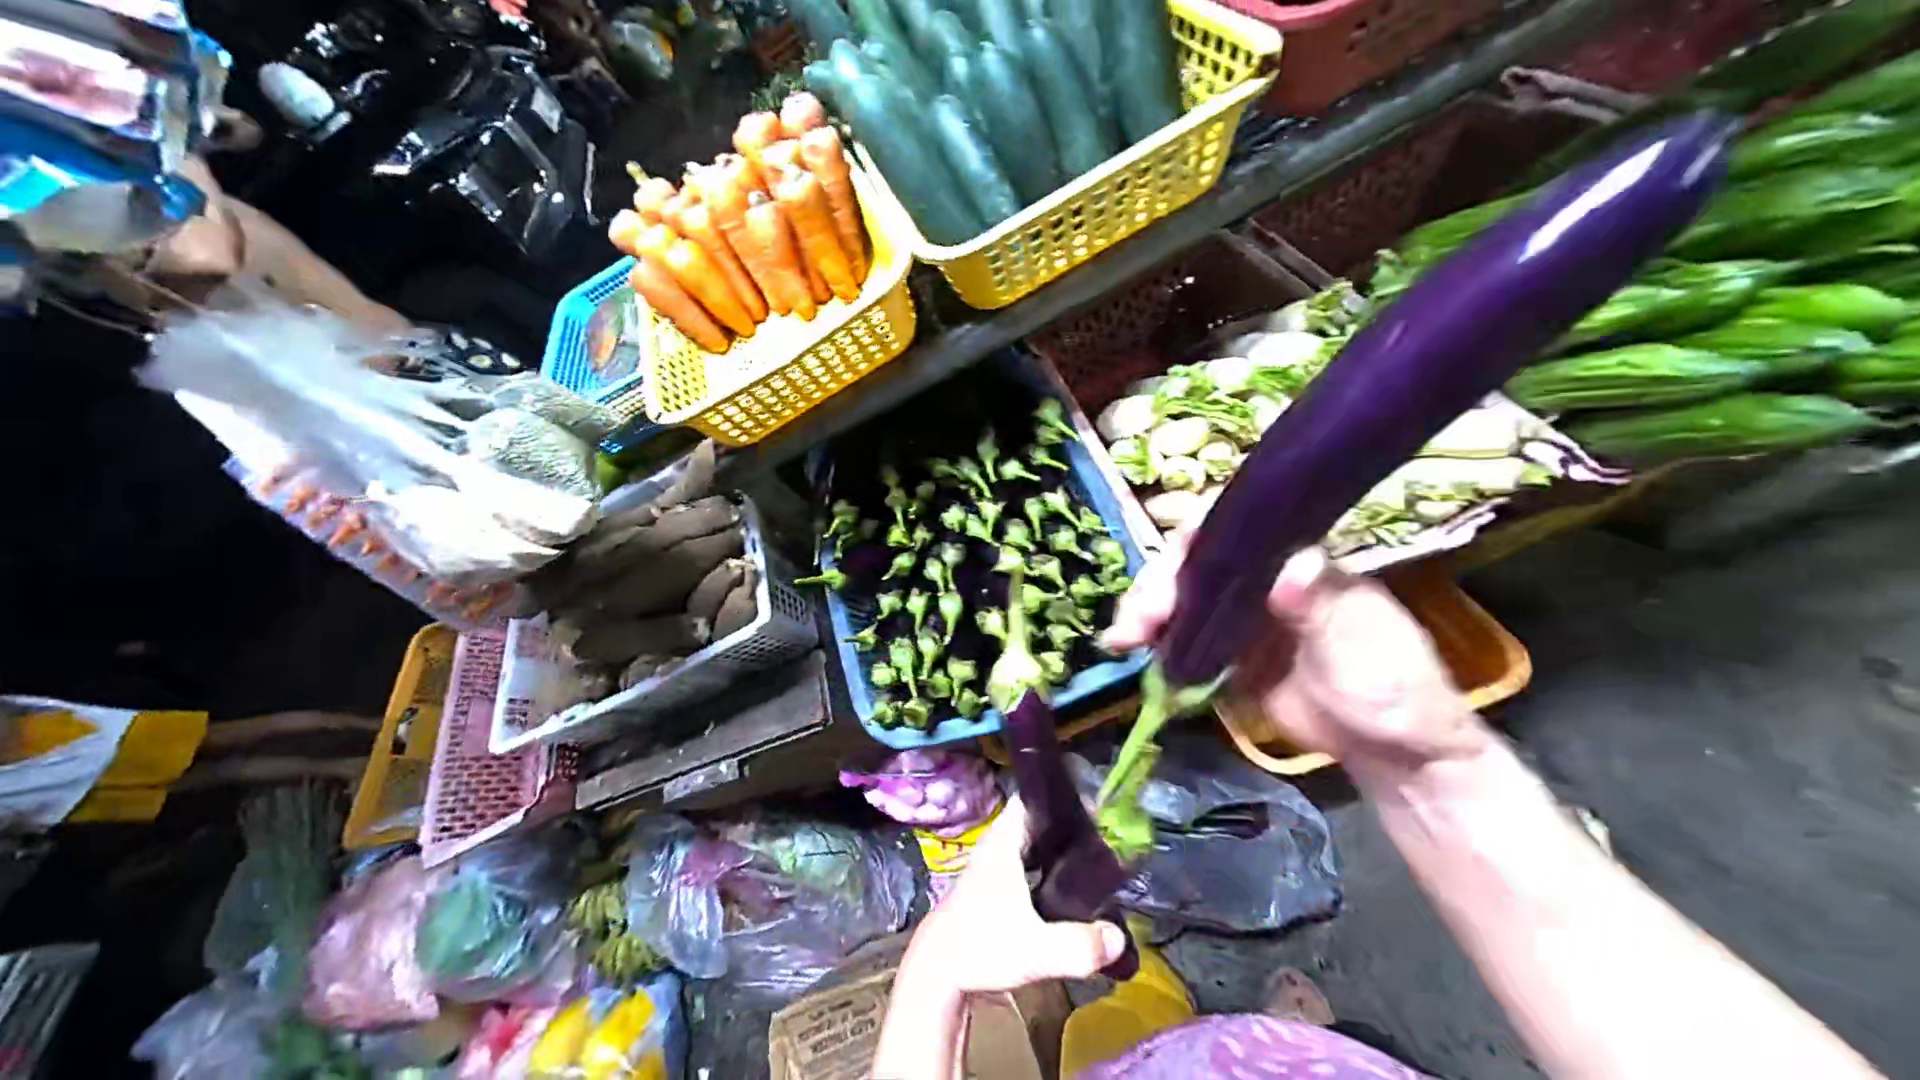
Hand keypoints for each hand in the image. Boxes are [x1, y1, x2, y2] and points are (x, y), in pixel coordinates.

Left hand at [903, 797, 1128, 992]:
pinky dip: (1044, 868)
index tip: (1094, 804)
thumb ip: (1079, 946)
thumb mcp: (1035, 950)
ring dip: (1055, 848)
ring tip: (1092, 859)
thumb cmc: (981, 947)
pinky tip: (1066, 887)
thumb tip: (1118, 937)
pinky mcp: (991, 886)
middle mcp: (996, 845)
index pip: (1032, 799)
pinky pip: (1024, 864)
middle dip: (1067, 826)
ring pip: (1030, 844)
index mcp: (1004, 842)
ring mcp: (991, 865)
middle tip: (1103, 836)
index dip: (1061, 797)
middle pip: (1036, 821)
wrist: (937, 973)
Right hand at [1103, 538, 1488, 771]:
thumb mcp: (1361, 643)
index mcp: (1294, 561)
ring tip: (1121, 639)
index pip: (1238, 528)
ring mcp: (1237, 617)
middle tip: (1138, 622)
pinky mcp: (1222, 654)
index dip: (1201, 531)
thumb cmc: (1391, 687)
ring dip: (1143, 611)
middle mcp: (1258, 580)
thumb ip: (1319, 606)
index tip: (1177, 553)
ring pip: (1177, 598)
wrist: (1390, 752)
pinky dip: (1150, 641)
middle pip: (1193, 564)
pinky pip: (1177, 638)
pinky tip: (1127, 649)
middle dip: (1157, 585)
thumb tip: (1293, 566)